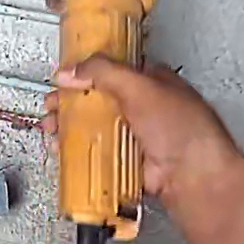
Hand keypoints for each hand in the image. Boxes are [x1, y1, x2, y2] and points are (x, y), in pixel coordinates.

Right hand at [44, 57, 243, 199]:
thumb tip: (71, 70)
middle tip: (52, 105)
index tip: (63, 77)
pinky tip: (64, 148)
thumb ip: (103, 72)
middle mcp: (141, 105)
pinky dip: (77, 148)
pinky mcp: (125, 156)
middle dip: (69, 102)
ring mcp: (132, 132)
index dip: (84, 71)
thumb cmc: (182, 129)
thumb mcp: (139, 87)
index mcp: (149, 80)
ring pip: (93, 124)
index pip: (110, 69)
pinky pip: (95, 149)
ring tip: (52, 128)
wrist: (191, 175)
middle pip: (95, 98)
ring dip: (69, 126)